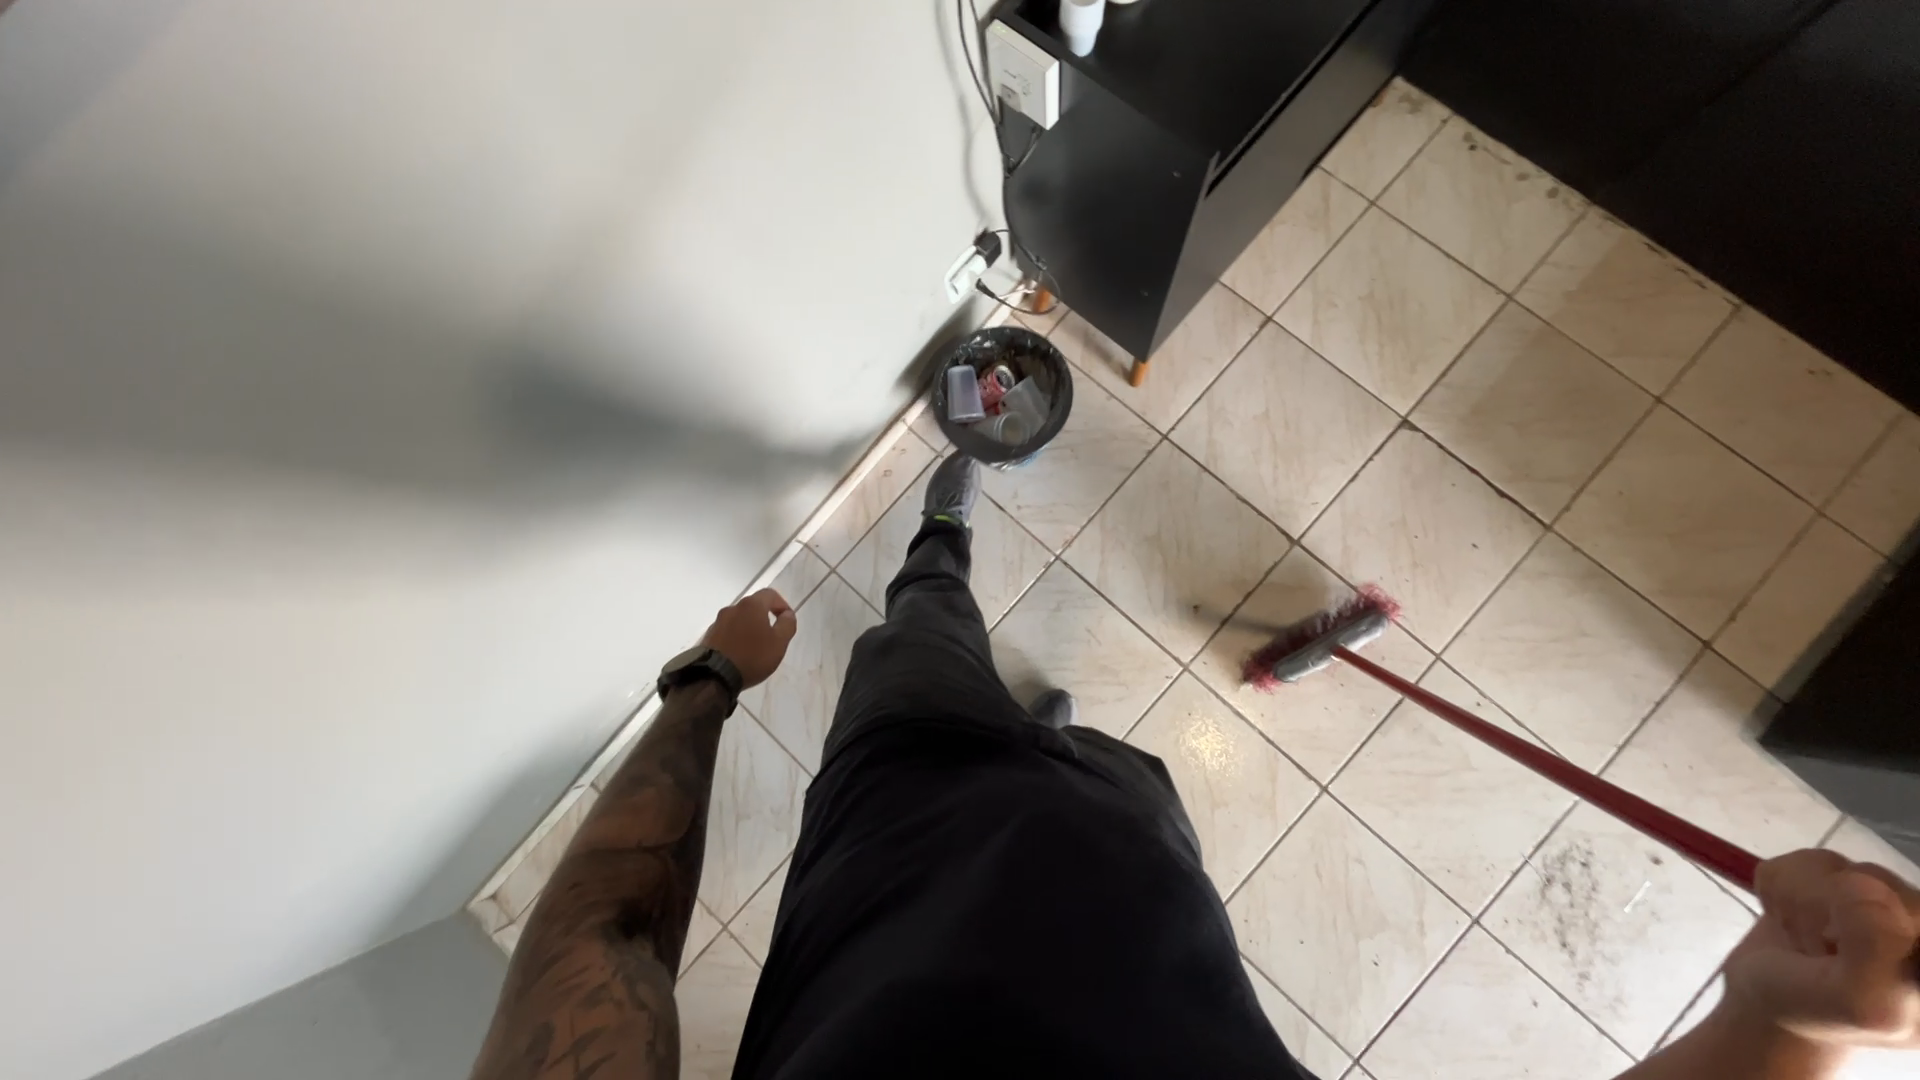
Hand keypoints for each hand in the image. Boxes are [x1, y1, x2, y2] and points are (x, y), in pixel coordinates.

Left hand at [699, 587, 797, 688]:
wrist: (714, 676)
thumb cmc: (752, 656)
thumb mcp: (779, 643)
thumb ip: (787, 625)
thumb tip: (787, 614)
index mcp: (751, 605)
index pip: (770, 594)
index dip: (782, 605)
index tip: (786, 621)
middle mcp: (733, 608)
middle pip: (753, 606)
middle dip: (765, 617)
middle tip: (773, 636)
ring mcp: (718, 622)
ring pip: (739, 619)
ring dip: (749, 628)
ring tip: (755, 647)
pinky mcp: (709, 636)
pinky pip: (728, 631)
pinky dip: (736, 637)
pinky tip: (740, 653)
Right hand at [1721, 848, 1918, 1055]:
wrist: (1765, 1004)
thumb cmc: (1816, 1013)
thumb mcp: (1858, 1000)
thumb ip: (1876, 949)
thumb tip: (1863, 885)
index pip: (1908, 906)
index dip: (1874, 924)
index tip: (1848, 955)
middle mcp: (1918, 924)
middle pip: (1871, 878)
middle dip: (1822, 909)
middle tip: (1819, 950)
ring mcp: (1881, 902)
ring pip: (1829, 864)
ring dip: (1795, 899)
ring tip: (1803, 937)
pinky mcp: (1833, 882)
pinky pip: (1796, 858)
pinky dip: (1775, 887)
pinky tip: (1789, 919)